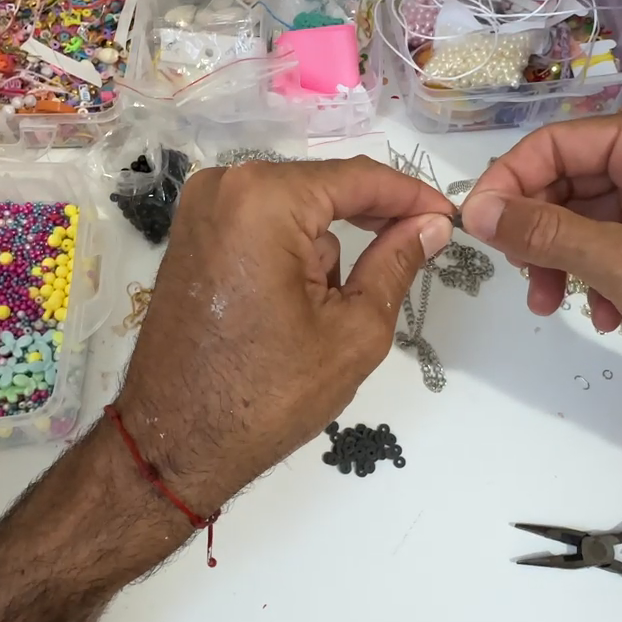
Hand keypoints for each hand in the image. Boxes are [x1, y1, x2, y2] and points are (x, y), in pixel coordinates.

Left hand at [114, 158, 454, 512]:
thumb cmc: (266, 394)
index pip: (357, 178)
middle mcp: (224, 186)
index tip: (449, 214)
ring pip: (294, 211)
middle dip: (370, 219)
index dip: (411, 194)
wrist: (173, 443)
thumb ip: (396, 264)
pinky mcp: (193, 236)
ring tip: (332, 310)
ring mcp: (201, 209)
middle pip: (323, 188)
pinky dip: (292, 252)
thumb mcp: (353, 330)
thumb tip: (431, 224)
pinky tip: (296, 306)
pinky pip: (262, 225)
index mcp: (263, 198)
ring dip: (326, 246)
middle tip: (419, 246)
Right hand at [460, 108, 621, 407]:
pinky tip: (606, 315)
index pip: (558, 144)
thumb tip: (475, 211)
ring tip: (554, 306)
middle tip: (518, 277)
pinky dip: (602, 273)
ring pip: (594, 215)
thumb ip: (547, 233)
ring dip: (566, 259)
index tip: (475, 229)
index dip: (508, 183)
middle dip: (539, 231)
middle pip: (573, 180)